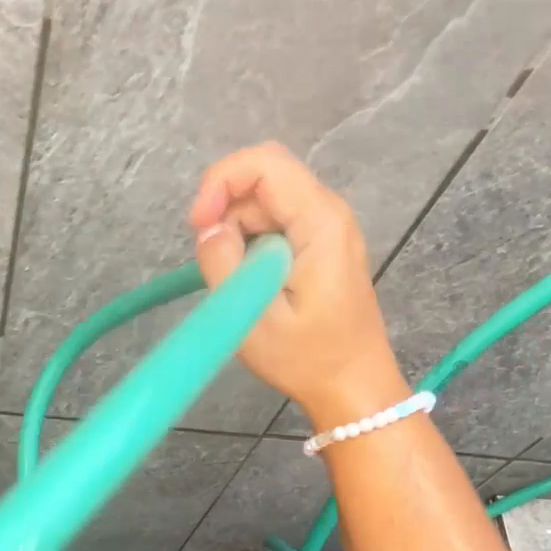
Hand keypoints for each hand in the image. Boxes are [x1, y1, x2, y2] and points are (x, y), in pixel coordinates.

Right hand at [189, 143, 408, 424]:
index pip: (265, 163)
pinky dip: (248, 243)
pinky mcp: (318, 247)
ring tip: (229, 280)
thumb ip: (224, 265)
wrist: (353, 386)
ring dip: (235, 230)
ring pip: (266, 202)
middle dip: (224, 206)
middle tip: (207, 256)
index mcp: (320, 221)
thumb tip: (209, 229)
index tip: (197, 225)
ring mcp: (326, 229)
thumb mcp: (252, 318)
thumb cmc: (307, 359)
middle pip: (265, 177)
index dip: (221, 181)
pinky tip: (244, 281)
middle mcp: (328, 212)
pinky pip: (275, 225)